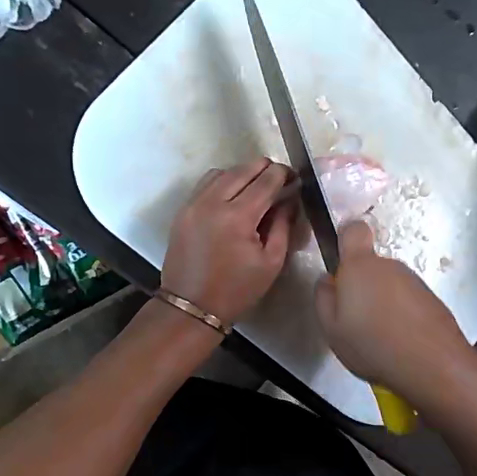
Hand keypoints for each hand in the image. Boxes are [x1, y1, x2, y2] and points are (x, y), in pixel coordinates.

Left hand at [162, 158, 294, 323]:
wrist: (192, 306)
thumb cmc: (237, 289)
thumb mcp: (271, 262)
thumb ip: (283, 225)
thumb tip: (289, 199)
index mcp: (238, 217)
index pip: (266, 180)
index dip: (283, 174)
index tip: (294, 177)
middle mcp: (213, 202)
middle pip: (243, 169)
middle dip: (264, 169)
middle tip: (279, 177)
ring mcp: (194, 204)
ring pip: (222, 172)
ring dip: (243, 173)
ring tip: (256, 185)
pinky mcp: (183, 210)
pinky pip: (205, 184)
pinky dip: (223, 181)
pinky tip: (233, 195)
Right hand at [314, 221, 476, 403]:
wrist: (433, 364)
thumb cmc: (373, 344)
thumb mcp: (331, 329)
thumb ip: (324, 298)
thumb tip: (327, 281)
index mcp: (360, 266)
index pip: (354, 230)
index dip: (346, 239)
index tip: (341, 264)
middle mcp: (390, 266)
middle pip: (371, 266)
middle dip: (363, 287)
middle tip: (356, 320)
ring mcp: (415, 281)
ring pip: (391, 285)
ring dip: (384, 304)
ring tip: (380, 337)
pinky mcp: (433, 299)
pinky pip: (409, 301)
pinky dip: (403, 316)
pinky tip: (400, 342)